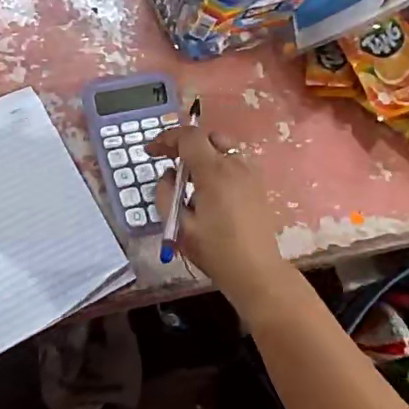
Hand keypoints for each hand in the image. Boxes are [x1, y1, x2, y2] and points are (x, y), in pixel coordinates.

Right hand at [145, 127, 296, 313]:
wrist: (257, 271)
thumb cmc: (215, 251)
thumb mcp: (180, 225)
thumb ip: (166, 194)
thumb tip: (169, 176)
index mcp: (215, 172)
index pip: (189, 137)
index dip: (166, 139)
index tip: (151, 151)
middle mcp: (236, 165)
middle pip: (208, 137)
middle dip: (185, 142)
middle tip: (168, 159)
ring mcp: (250, 173)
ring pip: (223, 147)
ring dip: (202, 153)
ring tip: (188, 175)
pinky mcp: (258, 185)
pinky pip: (234, 162)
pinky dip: (217, 164)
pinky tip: (209, 188)